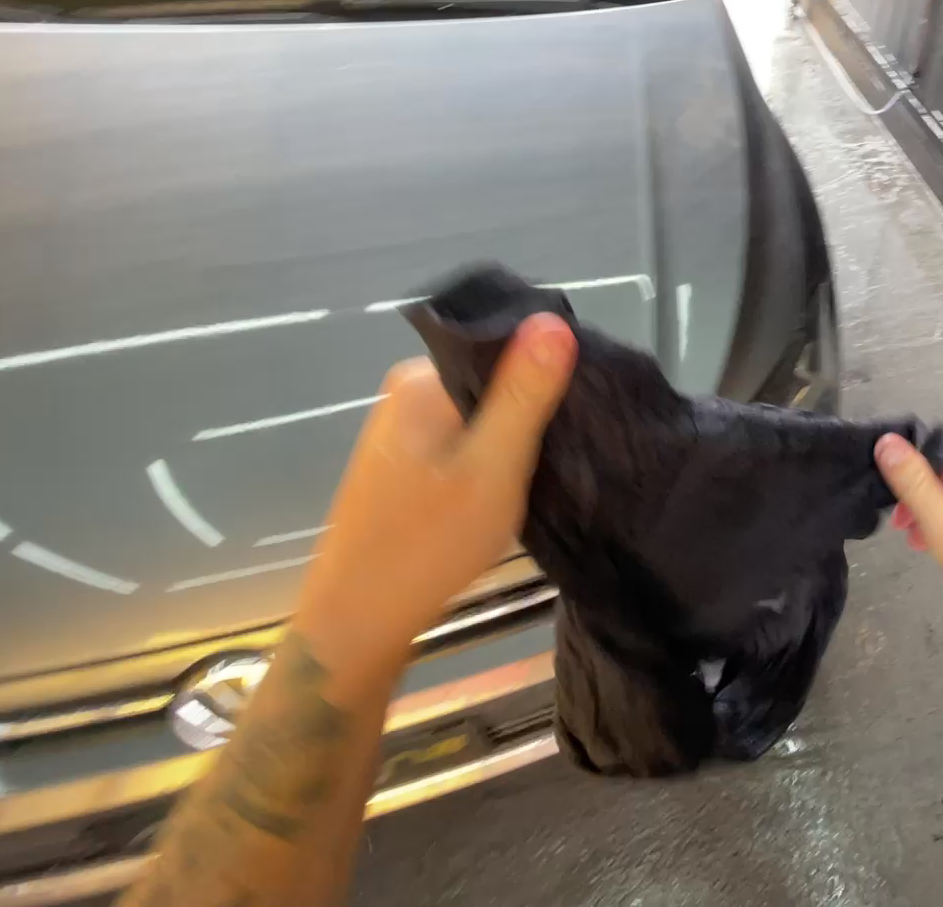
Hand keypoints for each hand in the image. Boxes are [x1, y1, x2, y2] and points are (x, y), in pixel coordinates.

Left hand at [294, 314, 576, 668]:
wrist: (361, 620)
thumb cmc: (430, 541)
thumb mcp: (493, 466)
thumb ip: (525, 394)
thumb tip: (553, 321)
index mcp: (423, 378)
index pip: (506, 349)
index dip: (551, 376)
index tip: (580, 414)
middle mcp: (408, 390)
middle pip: (495, 379)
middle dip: (534, 408)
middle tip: (567, 447)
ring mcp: (404, 425)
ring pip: (484, 412)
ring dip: (516, 435)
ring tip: (547, 466)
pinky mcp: (407, 458)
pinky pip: (467, 436)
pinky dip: (494, 454)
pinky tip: (511, 483)